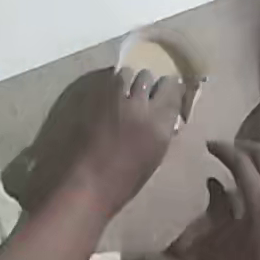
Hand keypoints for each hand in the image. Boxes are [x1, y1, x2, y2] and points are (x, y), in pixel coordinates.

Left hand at [71, 68, 183, 212]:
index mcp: (160, 124)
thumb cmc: (123, 182)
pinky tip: (107, 98)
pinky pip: (109, 81)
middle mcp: (141, 105)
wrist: (85, 186)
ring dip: (127, 81)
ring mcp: (116, 98)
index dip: (170, 88)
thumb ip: (162, 130)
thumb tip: (164, 115)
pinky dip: (111, 86)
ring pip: (128, 73)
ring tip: (122, 94)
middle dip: (146, 84)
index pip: (173, 88)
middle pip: (149, 76)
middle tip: (142, 95)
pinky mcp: (96, 97)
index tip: (168, 92)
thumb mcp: (153, 156)